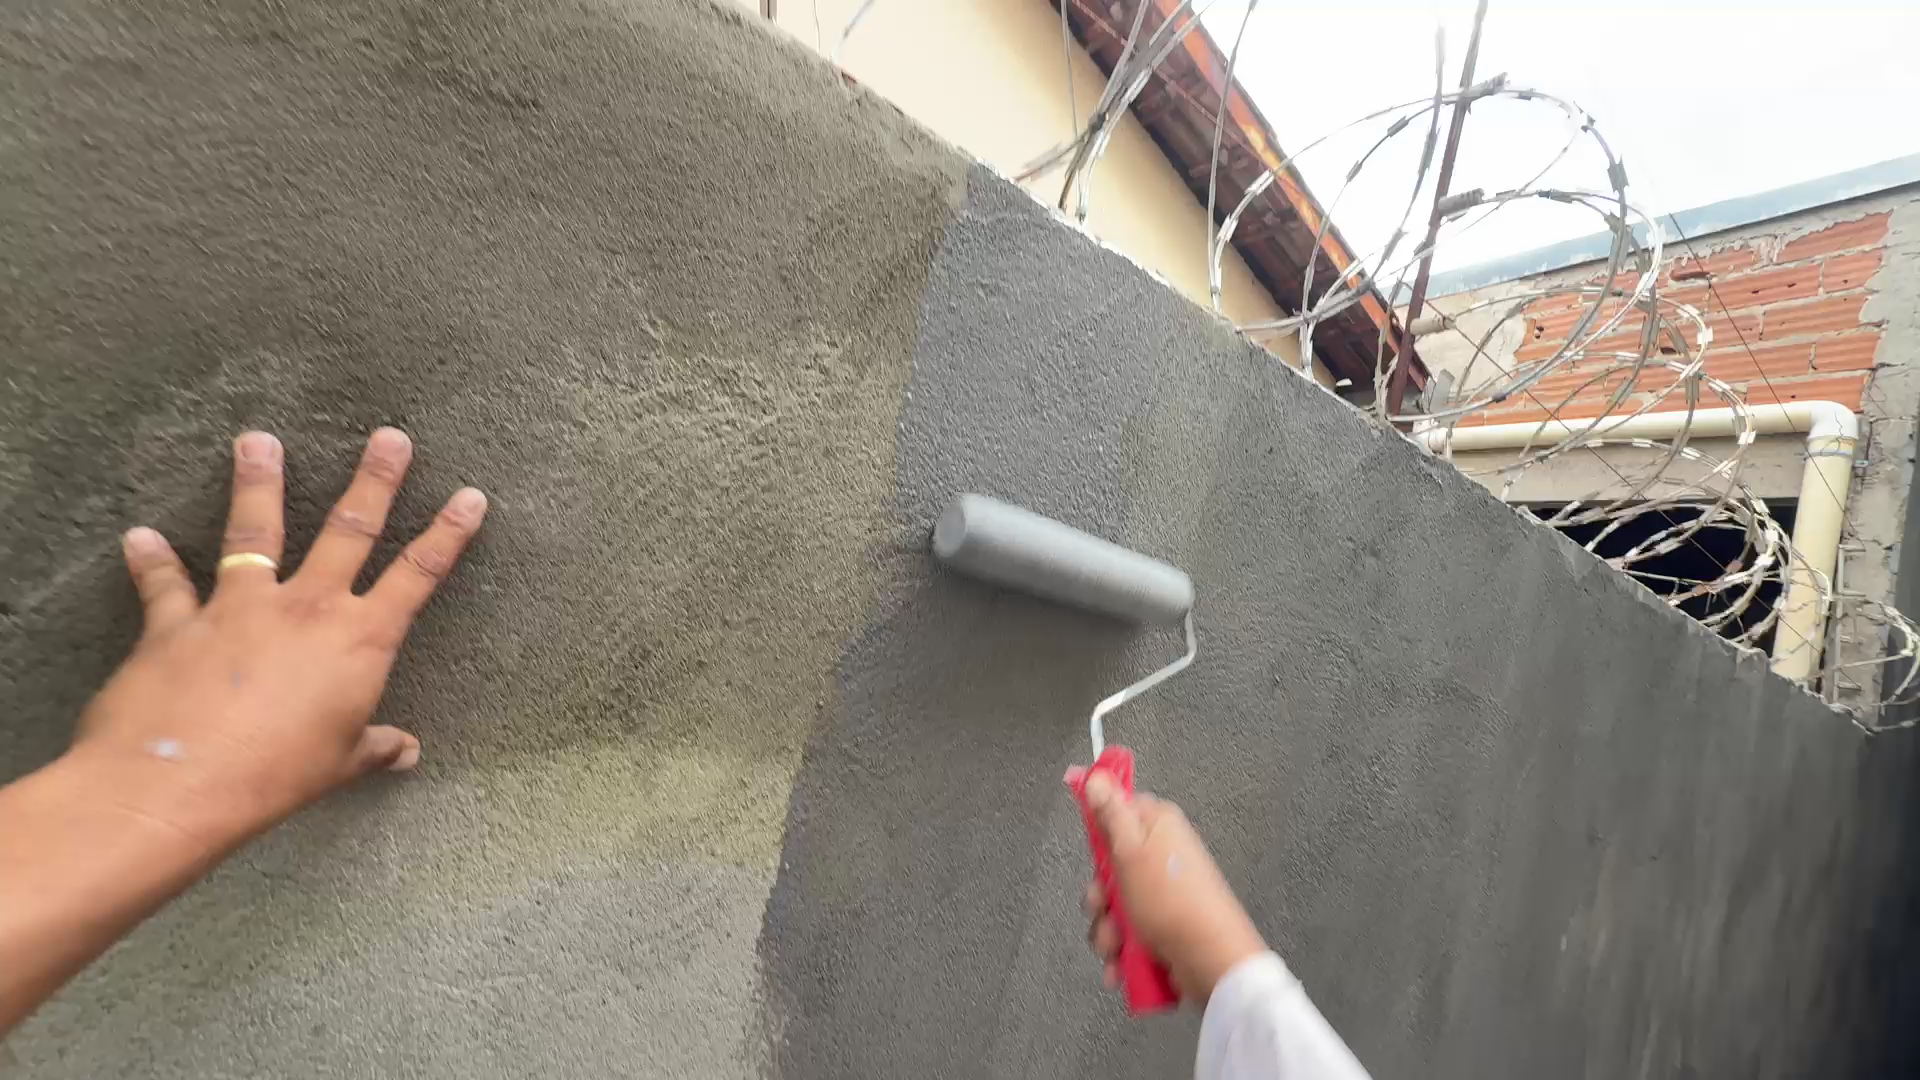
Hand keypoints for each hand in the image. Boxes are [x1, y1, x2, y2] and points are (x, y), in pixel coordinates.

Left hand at [68, 428, 486, 852]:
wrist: (175, 787)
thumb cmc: (281, 773)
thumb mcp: (343, 760)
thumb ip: (377, 746)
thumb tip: (407, 753)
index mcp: (364, 636)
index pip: (422, 571)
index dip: (452, 532)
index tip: (472, 496)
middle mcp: (311, 606)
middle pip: (351, 529)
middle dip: (375, 480)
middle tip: (389, 437)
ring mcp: (242, 607)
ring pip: (256, 531)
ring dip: (259, 483)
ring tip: (259, 439)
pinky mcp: (178, 625)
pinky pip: (165, 586)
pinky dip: (152, 562)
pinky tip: (140, 536)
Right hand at [1081, 772, 1267, 1002]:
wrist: (1210, 961)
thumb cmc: (1172, 901)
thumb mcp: (1130, 850)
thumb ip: (1110, 811)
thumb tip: (1097, 775)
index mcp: (1157, 824)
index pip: (1116, 809)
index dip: (1098, 831)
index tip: (1094, 851)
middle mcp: (1161, 852)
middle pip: (1109, 862)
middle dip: (1099, 894)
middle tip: (1104, 905)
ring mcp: (1162, 889)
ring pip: (1114, 901)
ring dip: (1107, 927)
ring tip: (1116, 944)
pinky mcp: (1163, 921)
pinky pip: (1128, 927)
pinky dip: (1121, 947)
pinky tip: (1121, 961)